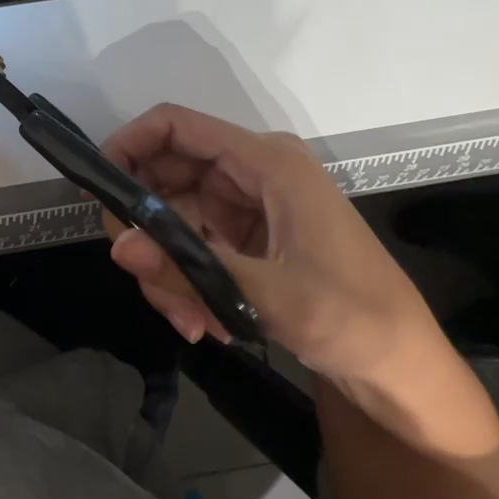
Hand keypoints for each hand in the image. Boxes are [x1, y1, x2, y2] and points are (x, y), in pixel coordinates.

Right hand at [101, 104, 441, 382]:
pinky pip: (188, 244)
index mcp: (268, 164)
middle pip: (163, 175)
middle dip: (145, 228)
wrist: (402, 372)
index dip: (128, 145)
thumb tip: (118, 248)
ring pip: (169, 218)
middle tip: (140, 272)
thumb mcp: (266, 297)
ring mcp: (246, 206)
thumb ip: (187, 268)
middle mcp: (253, 174)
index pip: (176, 126)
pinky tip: (201, 321)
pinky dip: (183, 279)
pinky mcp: (244, 237)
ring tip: (189, 319)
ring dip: (166, 267)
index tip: (96, 190)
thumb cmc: (353, 320)